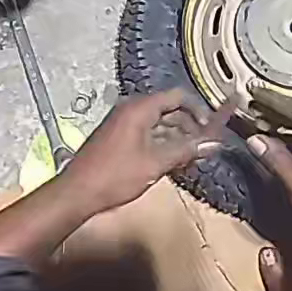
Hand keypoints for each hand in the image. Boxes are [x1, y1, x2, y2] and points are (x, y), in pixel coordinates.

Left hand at [63, 88, 230, 210]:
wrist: (77, 193)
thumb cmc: (114, 176)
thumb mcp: (156, 163)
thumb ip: (187, 150)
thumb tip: (215, 143)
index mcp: (140, 108)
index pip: (178, 96)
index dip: (199, 110)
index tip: (211, 129)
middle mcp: (131, 110)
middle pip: (170, 109)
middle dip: (189, 127)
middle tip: (203, 146)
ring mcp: (124, 123)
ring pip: (159, 123)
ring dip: (177, 138)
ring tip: (191, 158)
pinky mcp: (119, 137)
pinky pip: (148, 133)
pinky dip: (162, 144)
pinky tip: (172, 162)